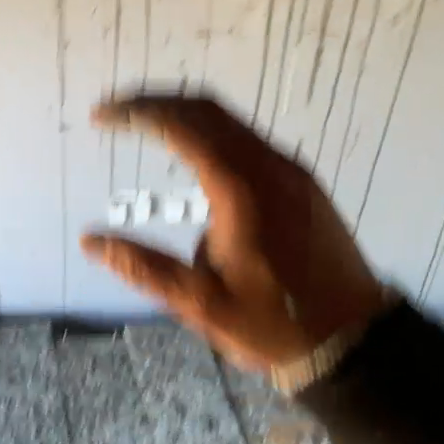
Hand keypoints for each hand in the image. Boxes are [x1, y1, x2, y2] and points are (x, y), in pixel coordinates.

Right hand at [82, 90, 385, 370]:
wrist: (354, 341)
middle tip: (114, 111)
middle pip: (205, 109)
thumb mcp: (199, 303)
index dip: (137, 113)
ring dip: (182, 113)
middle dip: (155, 102)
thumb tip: (89, 240)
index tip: (100, 116)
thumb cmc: (273, 324)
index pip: (182, 127)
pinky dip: (207, 130)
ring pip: (229, 120)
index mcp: (241, 190)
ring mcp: (289, 171)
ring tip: (142, 122)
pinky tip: (188, 149)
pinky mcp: (300, 182)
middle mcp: (268, 167)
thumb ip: (142, 267)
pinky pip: (246, 136)